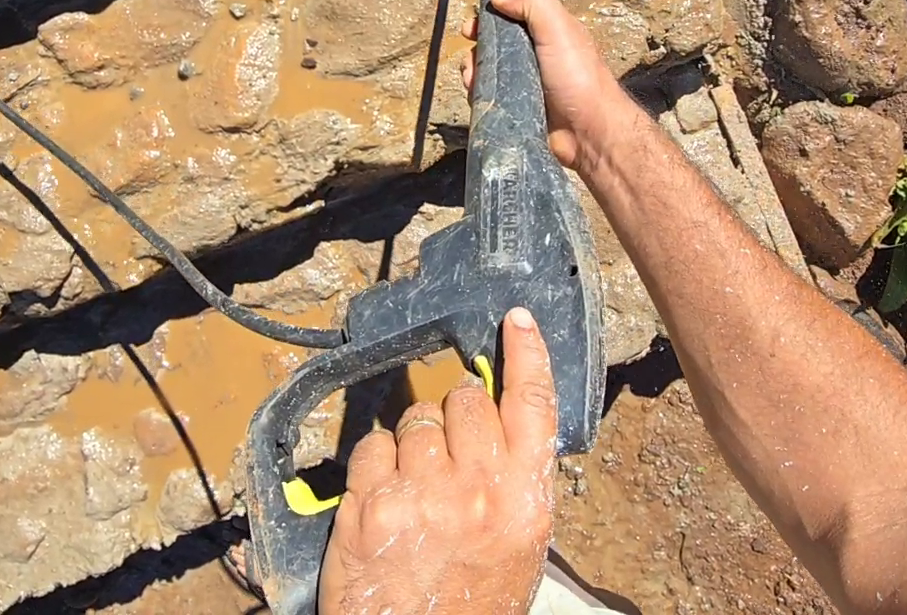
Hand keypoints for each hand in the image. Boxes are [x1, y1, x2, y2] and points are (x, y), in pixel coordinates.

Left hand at [317, 309, 559, 614]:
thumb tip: (495, 415)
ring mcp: (423, 494)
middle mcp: (477, 490)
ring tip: (414, 487)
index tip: (516, 320)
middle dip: (452, 415)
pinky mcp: (372, 503)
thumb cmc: (472, 603)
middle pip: (463, 398)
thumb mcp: (517, 546)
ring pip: (415, 419)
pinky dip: (374, 464)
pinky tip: (382, 499)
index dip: (527, 356)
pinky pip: (372, 444)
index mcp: (524, 501)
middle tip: (446, 454)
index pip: (533, 407)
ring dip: (412, 443)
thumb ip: (512, 478)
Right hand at [463, 0, 634, 171]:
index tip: (473, 25)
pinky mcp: (517, 106)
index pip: (511, 14)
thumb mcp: (558, 29)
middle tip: (472, 57)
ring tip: (474, 80)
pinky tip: (478, 96)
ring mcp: (525, 82)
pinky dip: (479, 94)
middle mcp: (535, 54)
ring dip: (474, 72)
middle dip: (477, 47)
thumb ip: (532, 3)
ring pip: (488, 70)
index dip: (490, 15)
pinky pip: (490, 95)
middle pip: (494, 43)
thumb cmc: (578, 78)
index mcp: (547, 31)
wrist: (588, 133)